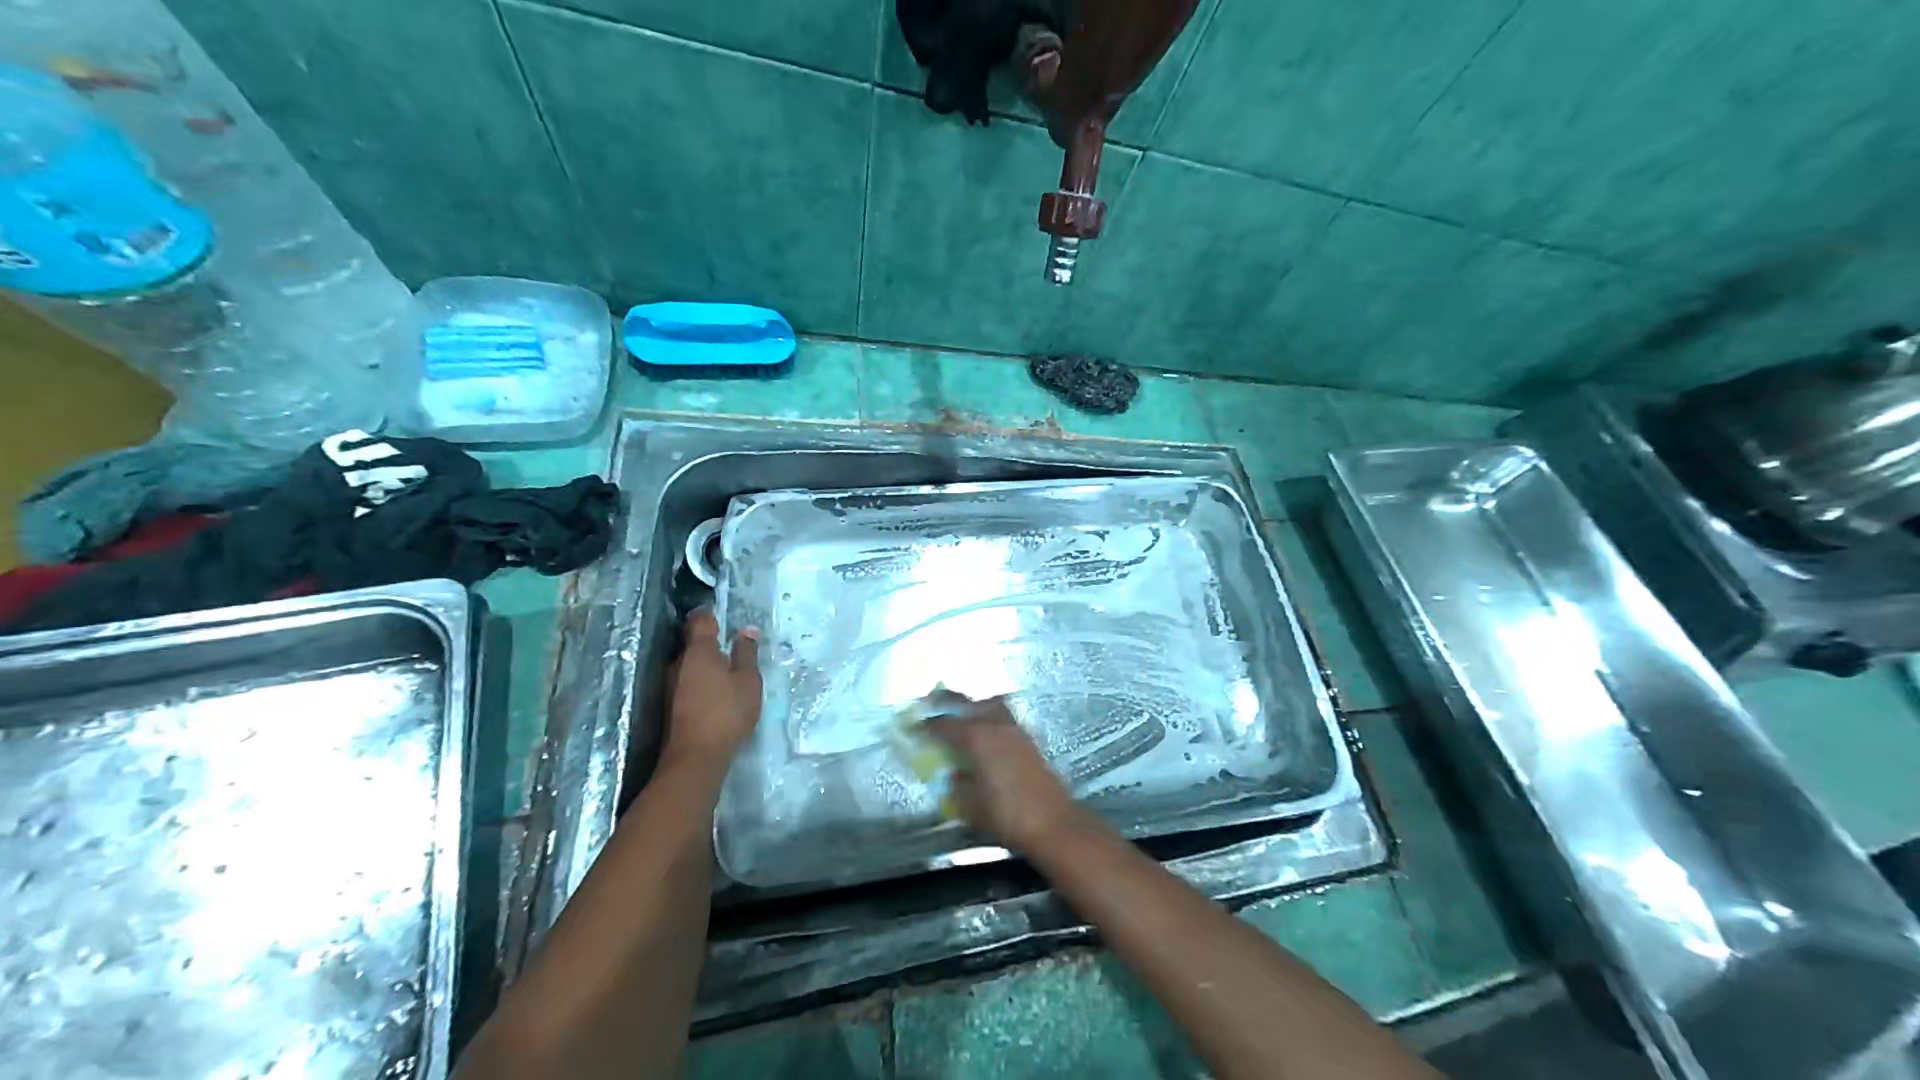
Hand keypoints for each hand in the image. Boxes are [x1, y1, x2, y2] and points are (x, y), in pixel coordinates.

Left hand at [663, 609, 761, 772]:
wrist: (695, 756)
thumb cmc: (726, 712)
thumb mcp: (748, 681)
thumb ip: (747, 653)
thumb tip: (747, 630)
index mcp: (699, 651)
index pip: (700, 620)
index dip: (711, 614)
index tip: (724, 617)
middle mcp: (678, 662)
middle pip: (693, 643)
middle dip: (710, 644)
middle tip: (733, 650)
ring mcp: (669, 684)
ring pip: (688, 665)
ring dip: (704, 666)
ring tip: (726, 676)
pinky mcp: (667, 704)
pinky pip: (685, 682)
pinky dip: (699, 683)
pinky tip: (714, 695)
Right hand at [925, 695, 1084, 853]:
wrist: (1052, 823)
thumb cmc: (1006, 815)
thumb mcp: (969, 805)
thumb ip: (956, 785)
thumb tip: (953, 774)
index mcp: (977, 738)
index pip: (945, 724)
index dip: (927, 725)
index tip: (914, 726)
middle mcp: (995, 726)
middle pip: (968, 704)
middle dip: (947, 702)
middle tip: (931, 703)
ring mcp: (1015, 730)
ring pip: (991, 705)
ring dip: (974, 707)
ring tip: (963, 715)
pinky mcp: (1029, 740)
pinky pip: (1005, 717)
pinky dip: (991, 718)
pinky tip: (987, 734)